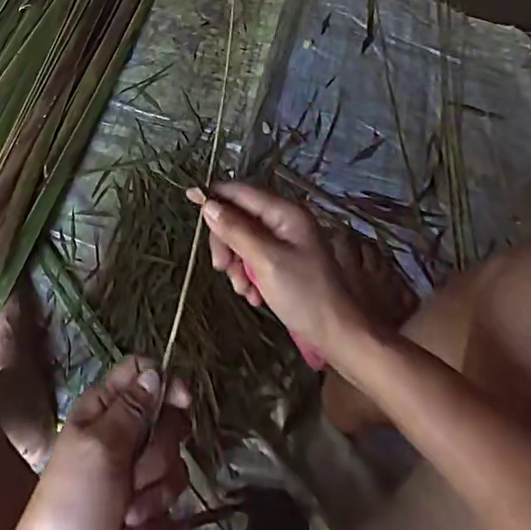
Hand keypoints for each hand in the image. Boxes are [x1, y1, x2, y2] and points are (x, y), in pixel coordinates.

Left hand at [18, 358, 190, 529]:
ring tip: (127, 507)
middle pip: (166, 414)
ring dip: (156, 486)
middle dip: (158, 448)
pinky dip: (159, 509)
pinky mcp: (152, 500)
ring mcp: (139, 468)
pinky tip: (136, 522)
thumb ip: (131, 409)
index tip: (181, 399)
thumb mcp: (98, 448)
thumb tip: (155, 371)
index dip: (164, 380)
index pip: (140, 372)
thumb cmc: (74, 501)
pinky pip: (176, 492)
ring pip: (174, 457)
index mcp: (104, 408)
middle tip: (133, 471)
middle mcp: (124, 431)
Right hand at [190, 183, 372, 359]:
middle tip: (222, 268)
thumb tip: (207, 205)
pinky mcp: (285, 264)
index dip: (215, 195)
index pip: (241, 192)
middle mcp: (285, 222)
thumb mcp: (265, 261)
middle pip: (240, 218)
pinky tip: (254, 294)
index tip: (189, 200)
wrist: (341, 337)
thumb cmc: (306, 296)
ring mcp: (286, 243)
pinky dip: (248, 274)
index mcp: (285, 213)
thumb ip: (235, 230)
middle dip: (226, 242)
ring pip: (244, 241)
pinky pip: (255, 259)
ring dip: (236, 264)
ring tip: (244, 289)